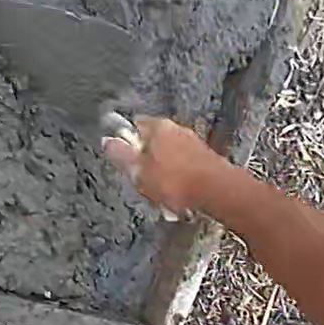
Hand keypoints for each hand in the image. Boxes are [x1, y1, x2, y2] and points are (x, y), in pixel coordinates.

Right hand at [101, 117, 231, 216]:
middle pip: (151, 144)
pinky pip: (183, 169)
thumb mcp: (137, 172)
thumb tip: (106, 141)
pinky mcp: (204, 159)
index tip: (126, 165)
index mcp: (158, 127)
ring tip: (163, 197)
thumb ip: (120, 155)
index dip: (126, 146)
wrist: (216, 192)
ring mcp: (192, 143)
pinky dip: (178, 182)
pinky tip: (179, 198)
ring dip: (162, 177)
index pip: (133, 126)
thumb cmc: (175, 181)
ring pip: (167, 159)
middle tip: (143, 184)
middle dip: (145, 165)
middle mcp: (176, 129)